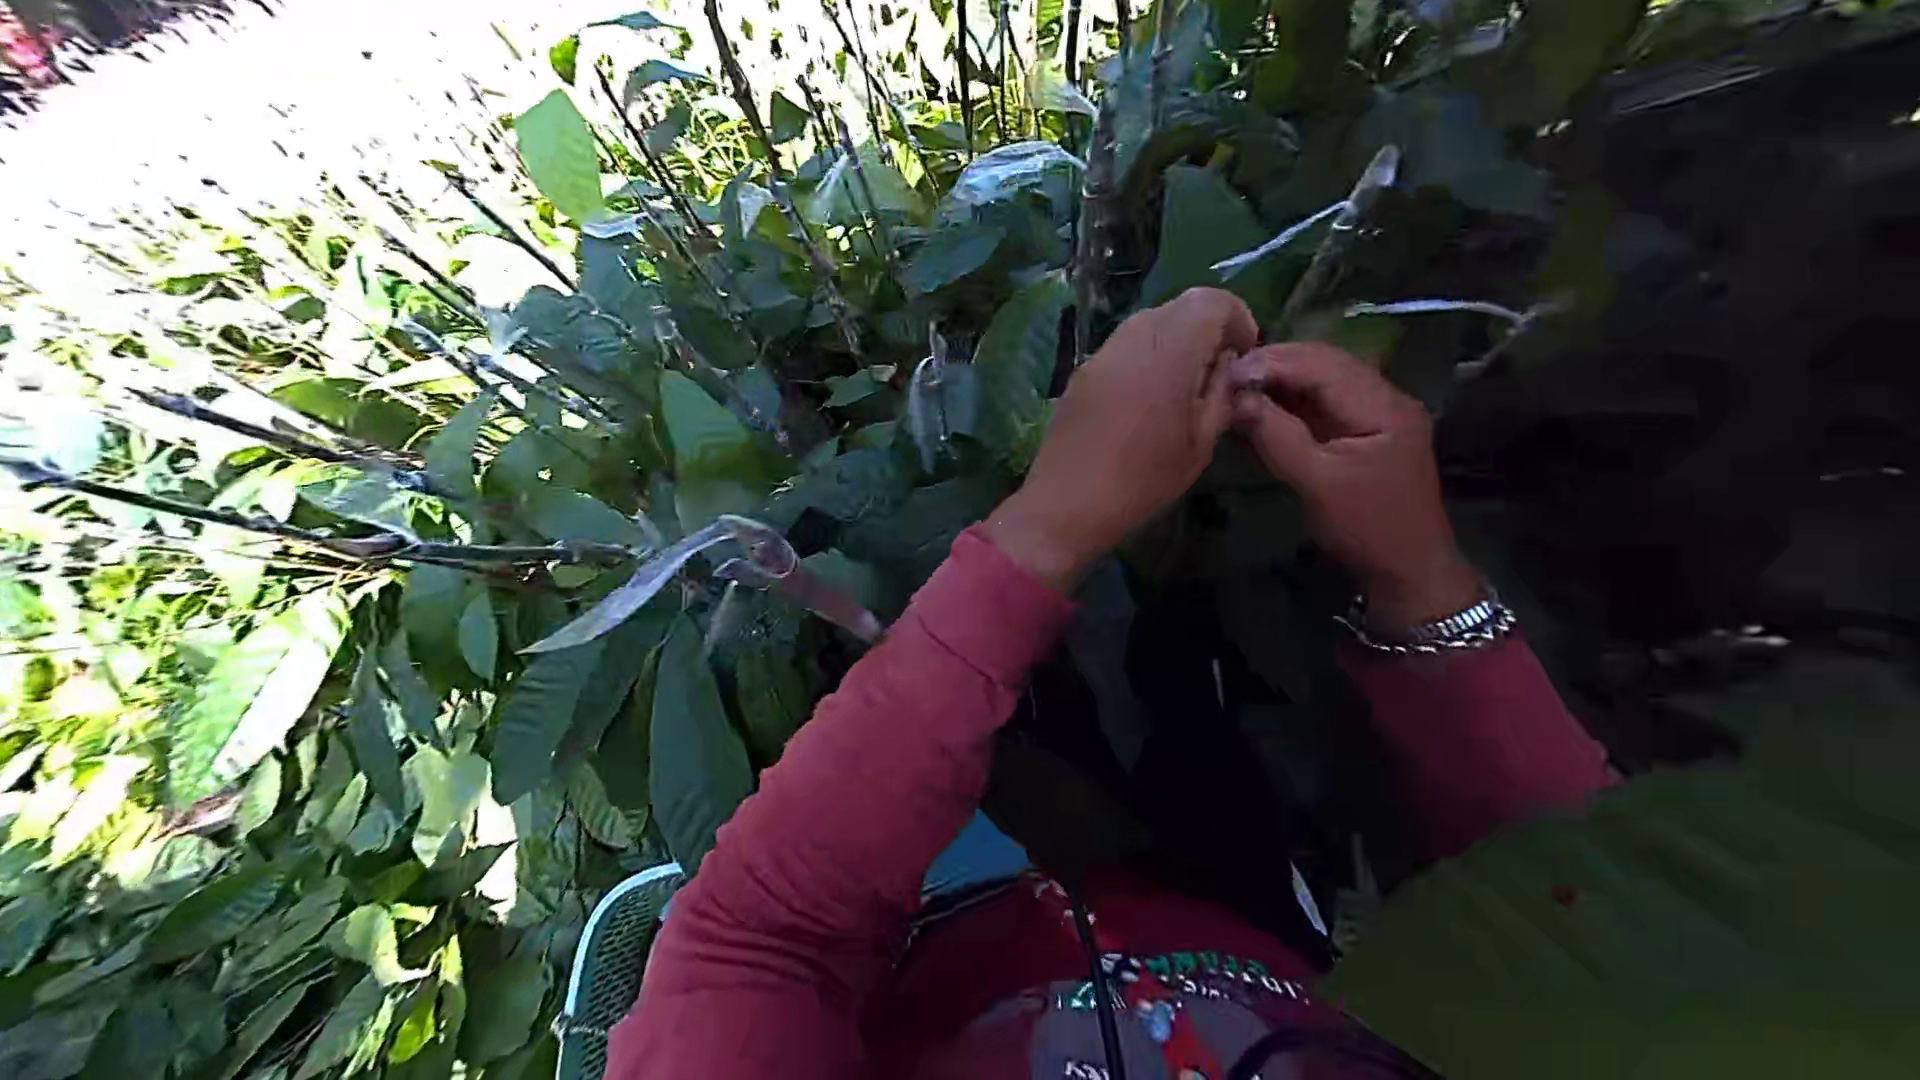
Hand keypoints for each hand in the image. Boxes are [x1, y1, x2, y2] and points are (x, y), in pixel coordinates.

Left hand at [986, 288, 1258, 588]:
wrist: (1066, 505)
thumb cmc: (1143, 481)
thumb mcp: (1200, 442)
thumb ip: (1220, 392)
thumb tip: (1225, 362)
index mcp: (1168, 353)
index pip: (1209, 302)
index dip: (1235, 318)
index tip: (1241, 354)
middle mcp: (1130, 341)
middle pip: (1176, 308)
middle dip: (1204, 329)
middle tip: (1213, 371)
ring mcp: (1099, 356)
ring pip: (1145, 325)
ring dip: (1172, 343)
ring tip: (1179, 387)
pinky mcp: (1079, 375)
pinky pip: (1120, 349)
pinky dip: (1142, 358)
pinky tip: (1143, 400)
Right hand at [1230, 343, 1478, 634]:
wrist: (1405, 569)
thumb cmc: (1366, 527)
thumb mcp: (1317, 483)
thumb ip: (1277, 436)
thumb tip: (1236, 398)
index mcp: (1383, 406)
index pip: (1323, 364)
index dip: (1274, 363)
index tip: (1229, 374)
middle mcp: (1381, 399)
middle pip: (1322, 364)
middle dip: (1273, 366)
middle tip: (1226, 378)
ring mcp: (1368, 415)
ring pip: (1316, 382)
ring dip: (1275, 383)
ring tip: (1233, 391)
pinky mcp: (1354, 433)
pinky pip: (1315, 406)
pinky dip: (1283, 405)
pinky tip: (1254, 412)